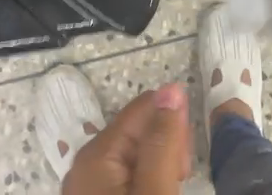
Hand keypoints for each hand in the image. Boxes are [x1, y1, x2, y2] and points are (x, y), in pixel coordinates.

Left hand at [62, 83, 191, 194]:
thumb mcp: (154, 190)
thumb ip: (163, 141)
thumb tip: (173, 88)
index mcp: (96, 151)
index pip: (146, 106)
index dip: (173, 126)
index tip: (184, 161)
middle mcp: (87, 160)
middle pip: (141, 129)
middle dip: (166, 148)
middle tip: (176, 181)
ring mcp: (89, 183)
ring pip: (138, 154)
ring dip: (160, 167)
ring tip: (166, 190)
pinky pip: (128, 175)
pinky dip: (147, 182)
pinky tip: (154, 193)